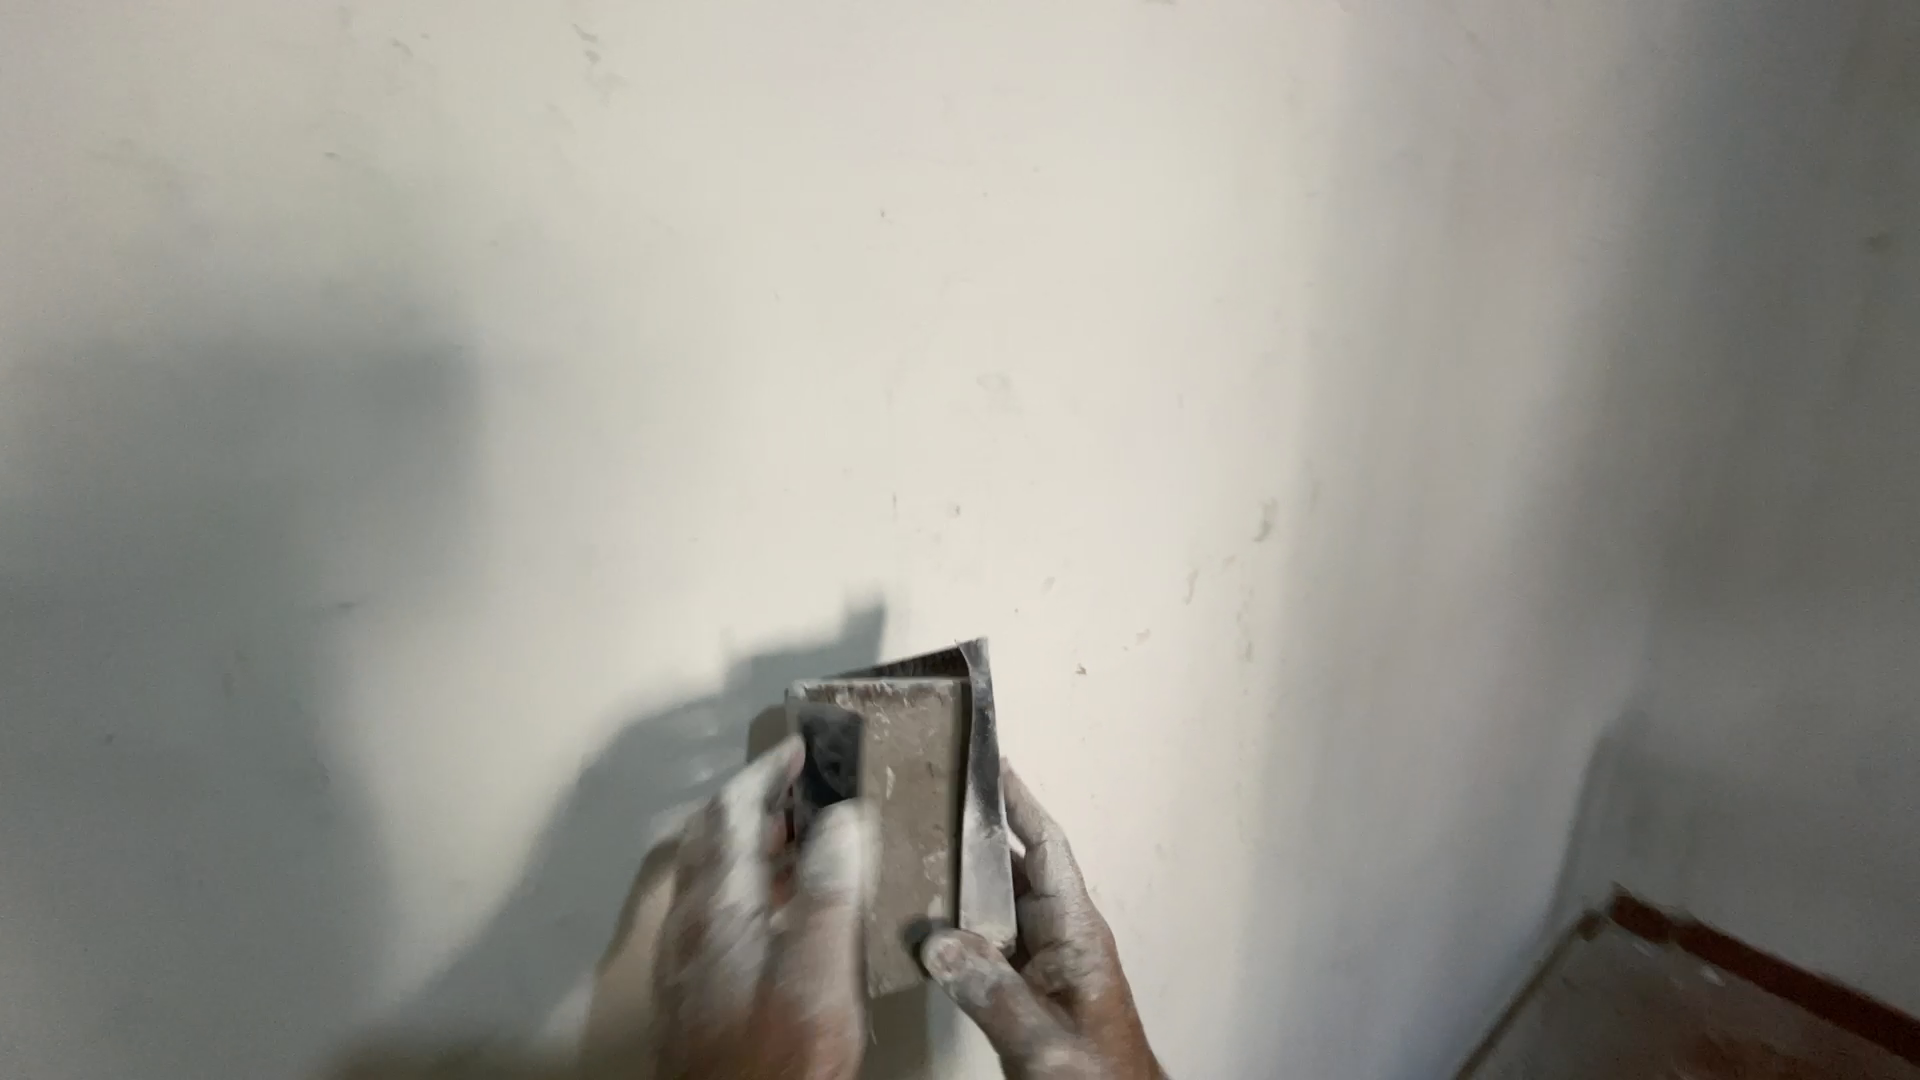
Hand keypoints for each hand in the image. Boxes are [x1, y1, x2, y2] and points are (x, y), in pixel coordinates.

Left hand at [650, 736, 871, 1079]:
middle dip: (752, 796)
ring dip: (753, 835)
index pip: (731, 811)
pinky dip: (753, 874)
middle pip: (710, 834)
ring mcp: (690, 950)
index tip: (799, 746)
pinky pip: (720, 900)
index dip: (764, 771)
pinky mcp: (699, 978)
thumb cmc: (786, 1044)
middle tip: (798, 781)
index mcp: (717, 904)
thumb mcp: (819, 963)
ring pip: (713, 868)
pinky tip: (789, 894)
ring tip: (804, 828)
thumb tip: (842, 815)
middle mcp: (692, 918)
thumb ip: (828, 884)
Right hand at [919, 765, 1164, 1079]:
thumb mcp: (1045, 1039)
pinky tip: (926, 912)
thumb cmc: (1096, 1074)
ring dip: (964, 875)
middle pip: (1014, 865)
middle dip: (980, 831)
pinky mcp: (1022, 981)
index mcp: (1074, 927)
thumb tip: (934, 943)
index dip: (1022, 803)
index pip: (1046, 847)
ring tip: (921, 843)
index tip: (995, 763)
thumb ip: (992, 993)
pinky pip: (986, 935)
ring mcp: (1039, 955)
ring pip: (997, 899)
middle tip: (937, 797)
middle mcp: (1055, 930)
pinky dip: (957, 919)